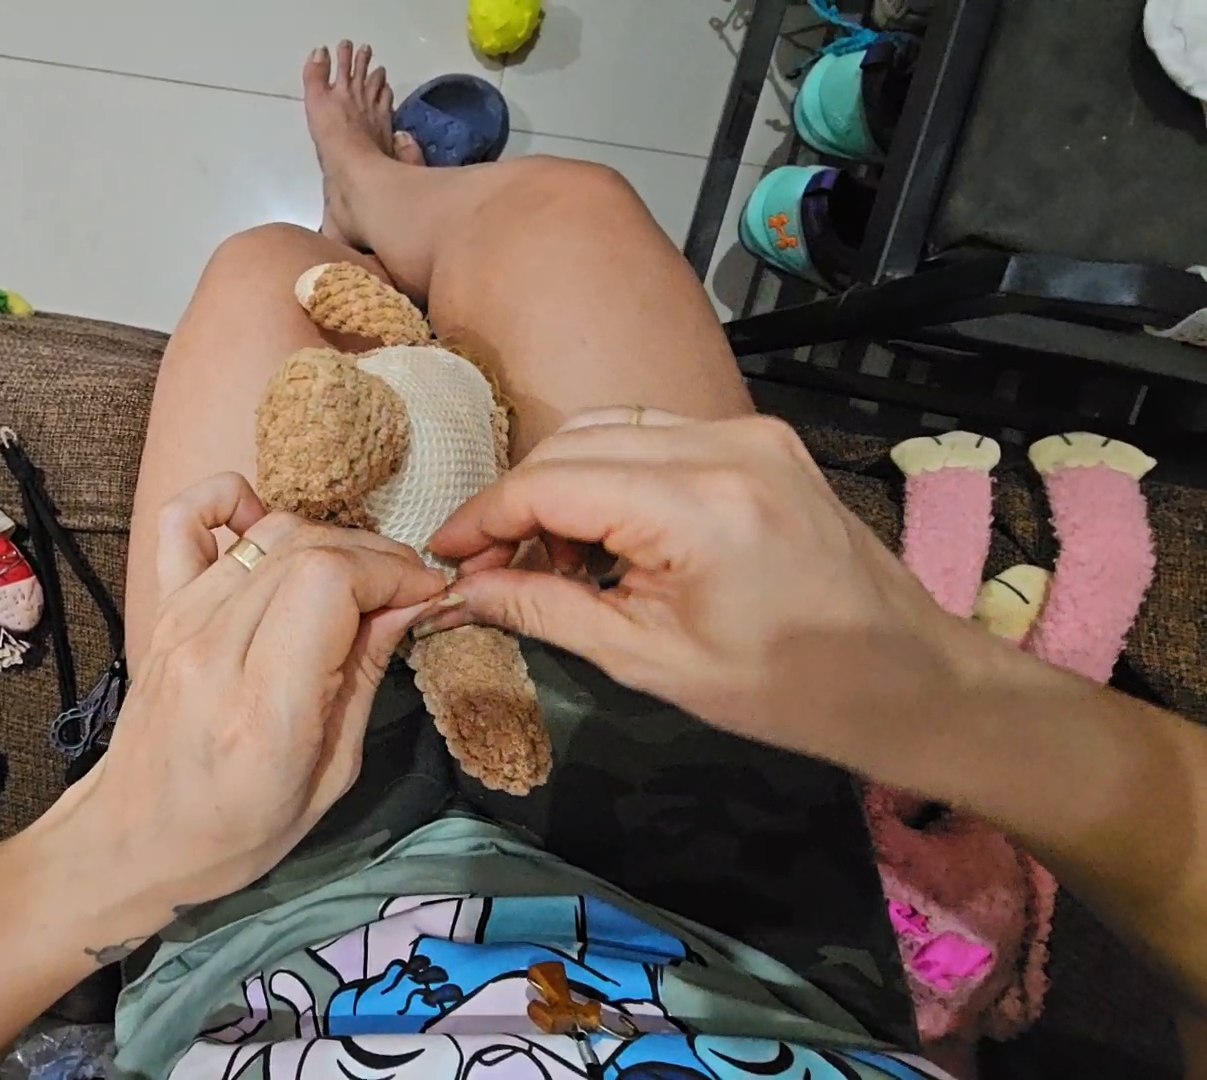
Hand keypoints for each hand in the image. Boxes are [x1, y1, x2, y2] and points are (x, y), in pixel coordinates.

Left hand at [60, 473, 445, 909]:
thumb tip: (408, 601)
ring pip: (266, 532)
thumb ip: (365, 674)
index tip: (423, 592)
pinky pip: (184, 519)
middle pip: (304, 548)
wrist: (137, 835)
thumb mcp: (331, 772)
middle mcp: (214, 648)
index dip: (389, 572)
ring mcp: (179, 620)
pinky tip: (262, 524)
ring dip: (328, 539)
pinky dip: (229, 499)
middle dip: (373, 556)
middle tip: (402, 588)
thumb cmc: (240, 828)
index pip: (328, 583)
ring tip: (355, 574)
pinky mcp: (160, 607)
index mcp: (262, 706)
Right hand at [426, 413, 974, 761]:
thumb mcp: (645, 660)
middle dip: (511, 505)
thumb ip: (542, 611)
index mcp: (699, 509)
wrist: (910, 678)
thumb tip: (461, 592)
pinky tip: (597, 530)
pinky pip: (642, 435)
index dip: (481, 516)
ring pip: (598, 432)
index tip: (444, 553)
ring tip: (545, 554)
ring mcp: (743, 431)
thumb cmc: (781, 688)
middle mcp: (722, 445)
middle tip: (488, 566)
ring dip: (552, 487)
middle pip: (565, 448)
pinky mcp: (752, 436)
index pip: (547, 484)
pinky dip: (597, 475)